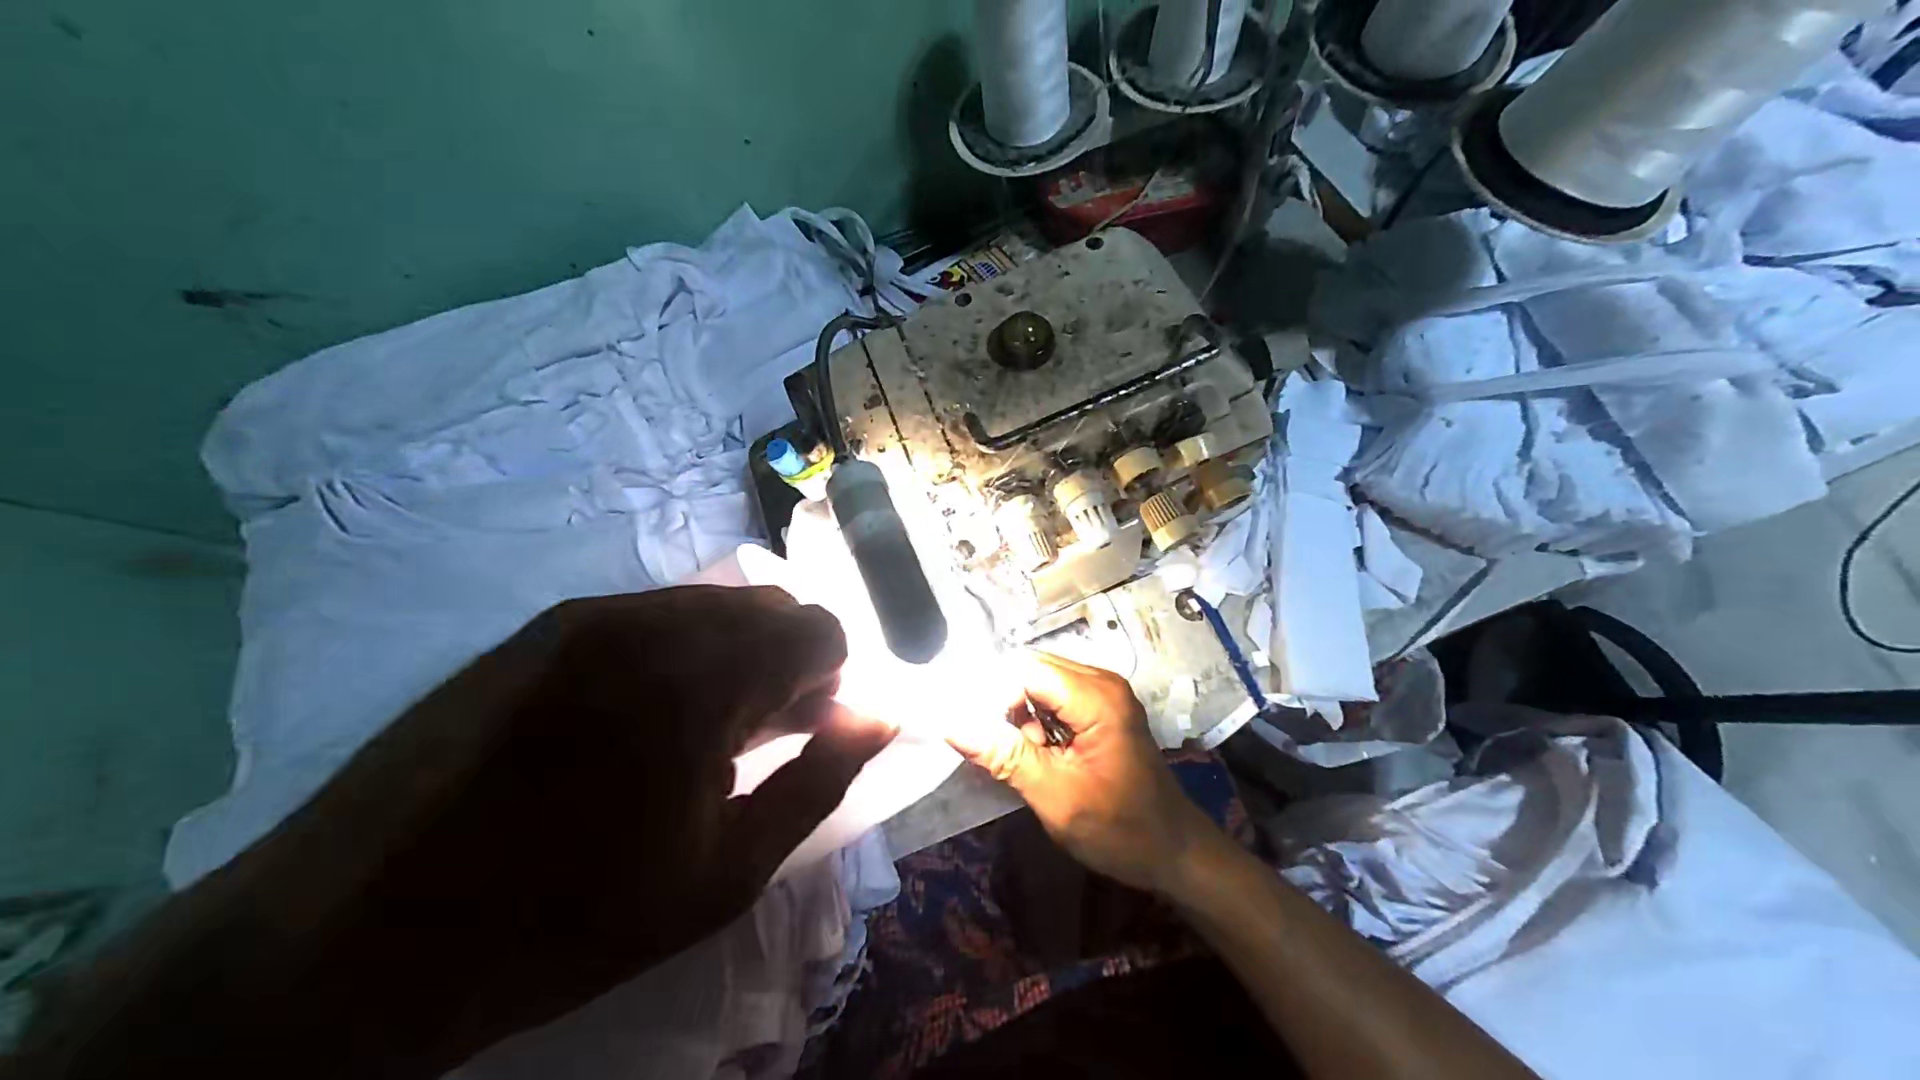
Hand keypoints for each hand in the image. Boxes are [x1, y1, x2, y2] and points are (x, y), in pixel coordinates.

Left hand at [330, 586, 895, 1062]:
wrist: (358, 937)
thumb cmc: (570, 918)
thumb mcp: (726, 871)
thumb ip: (821, 779)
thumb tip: (883, 713)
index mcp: (704, 676)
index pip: (818, 626)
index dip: (834, 675)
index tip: (813, 726)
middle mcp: (651, 619)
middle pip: (769, 604)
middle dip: (788, 657)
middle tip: (763, 731)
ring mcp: (587, 614)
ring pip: (709, 602)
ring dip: (734, 650)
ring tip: (700, 726)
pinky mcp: (540, 626)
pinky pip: (648, 612)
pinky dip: (677, 646)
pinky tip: (638, 714)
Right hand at [942, 652, 1221, 894]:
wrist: (1174, 851)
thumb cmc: (1120, 829)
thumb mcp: (1056, 796)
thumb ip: (1004, 756)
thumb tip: (952, 726)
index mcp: (1096, 696)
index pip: (1024, 669)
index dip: (993, 696)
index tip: (977, 734)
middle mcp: (1100, 681)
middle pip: (1030, 670)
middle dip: (1004, 705)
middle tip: (995, 748)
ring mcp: (1103, 692)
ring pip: (1039, 683)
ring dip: (1019, 715)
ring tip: (1020, 757)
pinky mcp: (1100, 708)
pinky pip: (1054, 698)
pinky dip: (1036, 721)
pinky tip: (1037, 754)